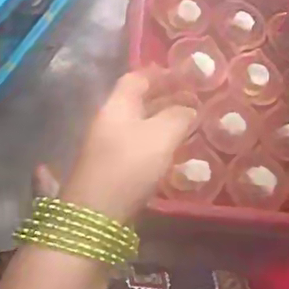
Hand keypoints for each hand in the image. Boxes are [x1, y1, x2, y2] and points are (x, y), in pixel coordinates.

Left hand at [57, 69, 196, 221]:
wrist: (97, 214)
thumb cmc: (130, 165)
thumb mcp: (161, 135)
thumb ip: (178, 117)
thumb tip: (189, 108)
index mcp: (116, 106)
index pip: (136, 78)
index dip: (160, 73)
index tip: (183, 74)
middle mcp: (107, 122)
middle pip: (135, 102)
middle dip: (162, 98)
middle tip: (191, 100)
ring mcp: (106, 148)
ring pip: (136, 126)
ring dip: (159, 122)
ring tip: (186, 126)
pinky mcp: (110, 171)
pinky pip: (134, 147)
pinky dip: (153, 143)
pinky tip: (168, 153)